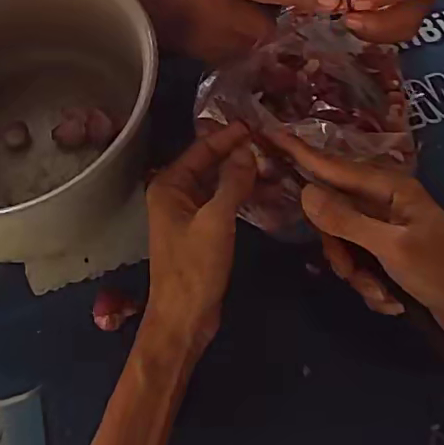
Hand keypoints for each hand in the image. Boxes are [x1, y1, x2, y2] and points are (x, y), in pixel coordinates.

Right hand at [126, 0, 339, 62]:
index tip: (333, 0)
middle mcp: (223, 12)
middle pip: (270, 25)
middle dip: (269, 16)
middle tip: (250, 2)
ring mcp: (215, 40)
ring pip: (256, 41)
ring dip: (253, 29)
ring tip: (227, 13)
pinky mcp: (210, 58)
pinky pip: (241, 52)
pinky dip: (238, 41)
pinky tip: (217, 27)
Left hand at [142, 120, 258, 356]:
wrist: (184, 319)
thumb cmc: (194, 268)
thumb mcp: (216, 222)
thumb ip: (232, 183)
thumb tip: (247, 150)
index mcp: (169, 185)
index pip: (200, 149)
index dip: (227, 136)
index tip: (254, 125)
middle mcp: (174, 193)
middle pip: (208, 164)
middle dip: (237, 154)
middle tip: (270, 143)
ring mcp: (186, 212)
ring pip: (217, 183)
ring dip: (242, 175)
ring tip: (274, 165)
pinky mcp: (199, 229)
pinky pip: (221, 202)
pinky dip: (240, 195)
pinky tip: (265, 192)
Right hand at [261, 125, 443, 348]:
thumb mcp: (392, 249)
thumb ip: (346, 220)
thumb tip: (305, 191)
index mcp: (389, 187)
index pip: (333, 166)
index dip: (299, 152)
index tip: (269, 135)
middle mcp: (384, 200)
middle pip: (333, 210)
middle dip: (337, 246)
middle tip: (347, 270)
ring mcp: (386, 226)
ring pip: (343, 239)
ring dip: (356, 271)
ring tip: (380, 293)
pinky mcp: (389, 251)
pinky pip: (358, 259)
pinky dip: (369, 283)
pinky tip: (391, 300)